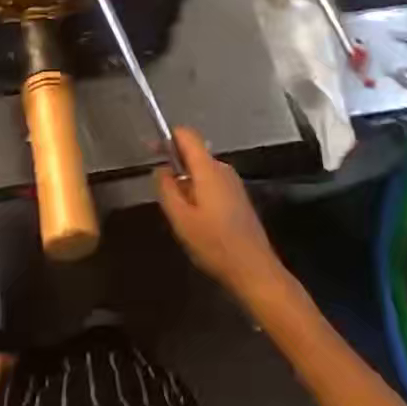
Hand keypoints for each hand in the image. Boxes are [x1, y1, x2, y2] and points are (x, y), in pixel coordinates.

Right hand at [155, 127, 288, 304]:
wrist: (254, 270)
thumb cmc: (214, 244)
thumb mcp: (180, 218)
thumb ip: (167, 188)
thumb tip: (161, 169)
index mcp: (208, 169)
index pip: (187, 135)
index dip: (167, 138)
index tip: (152, 151)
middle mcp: (223, 170)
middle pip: (194, 154)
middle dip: (175, 166)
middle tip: (161, 192)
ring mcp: (233, 183)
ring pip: (202, 171)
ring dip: (186, 182)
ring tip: (178, 211)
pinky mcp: (238, 197)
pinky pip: (212, 183)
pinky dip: (198, 192)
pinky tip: (196, 219)